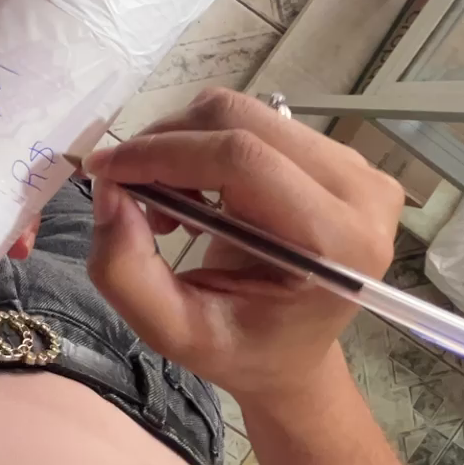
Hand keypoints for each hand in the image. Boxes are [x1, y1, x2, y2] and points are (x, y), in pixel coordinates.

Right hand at [81, 89, 402, 403]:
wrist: (290, 352)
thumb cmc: (239, 350)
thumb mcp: (171, 331)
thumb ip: (126, 270)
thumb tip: (107, 188)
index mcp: (336, 243)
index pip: (240, 159)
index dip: (161, 153)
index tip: (103, 171)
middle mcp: (360, 192)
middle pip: (238, 121)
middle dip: (163, 144)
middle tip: (130, 193)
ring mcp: (354, 166)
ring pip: (237, 112)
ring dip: (179, 146)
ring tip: (169, 206)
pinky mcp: (333, 155)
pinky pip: (247, 121)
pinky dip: (198, 146)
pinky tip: (195, 196)